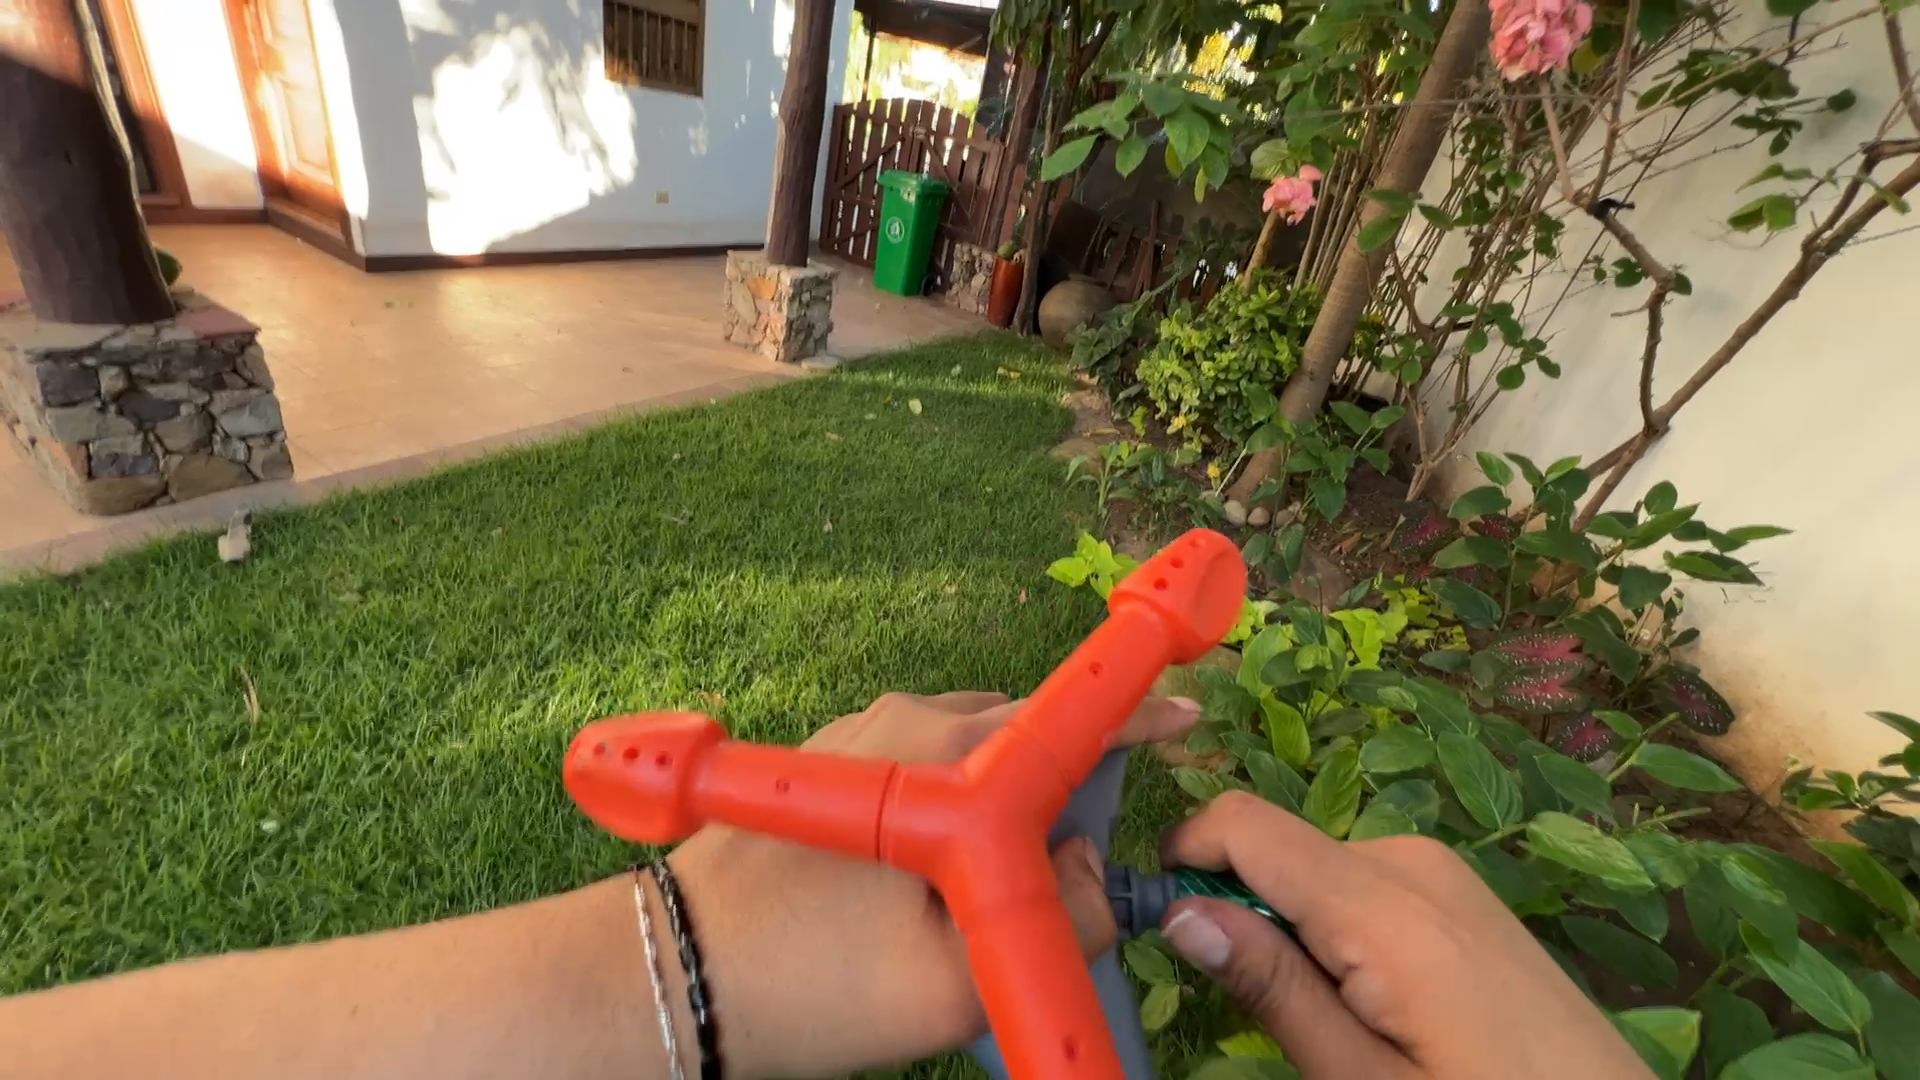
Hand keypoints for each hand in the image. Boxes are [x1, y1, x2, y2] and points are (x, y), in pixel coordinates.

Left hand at [671, 691, 1199, 1078]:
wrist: (678, 971)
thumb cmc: (816, 985)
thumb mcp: (956, 981)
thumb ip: (1058, 920)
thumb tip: (1092, 866)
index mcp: (944, 756)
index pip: (1059, 721)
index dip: (1132, 718)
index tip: (1183, 711)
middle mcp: (905, 718)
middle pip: (1017, 727)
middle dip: (1062, 770)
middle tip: (1076, 844)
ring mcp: (861, 727)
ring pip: (969, 740)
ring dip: (1005, 784)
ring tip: (999, 863)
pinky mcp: (831, 752)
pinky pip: (923, 750)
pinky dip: (956, 786)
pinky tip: (938, 851)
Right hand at [1158, 792, 1651, 1079]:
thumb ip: (1271, 987)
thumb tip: (1178, 910)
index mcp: (1384, 905)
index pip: (1244, 825)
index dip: (1185, 853)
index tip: (1163, 917)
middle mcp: (1407, 859)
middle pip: (1274, 844)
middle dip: (1238, 901)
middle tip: (1255, 997)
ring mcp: (1439, 869)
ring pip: (1309, 863)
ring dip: (1285, 917)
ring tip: (1329, 1011)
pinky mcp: (1455, 889)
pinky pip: (1355, 878)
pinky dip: (1328, 918)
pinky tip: (1372, 993)